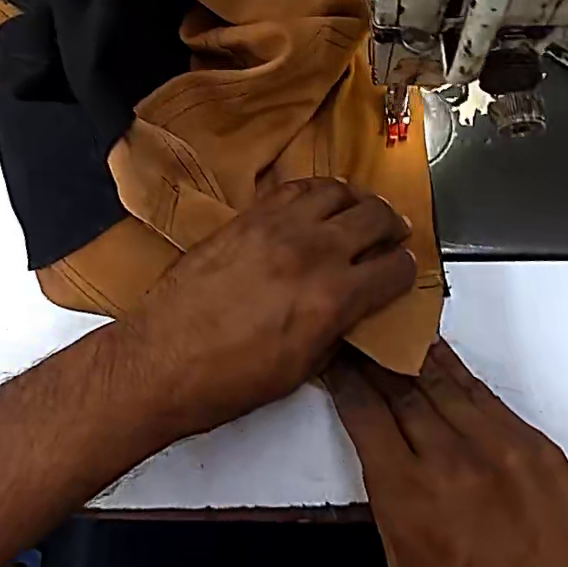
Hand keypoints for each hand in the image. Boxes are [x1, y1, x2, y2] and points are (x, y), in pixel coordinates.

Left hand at [122, 177, 416, 437]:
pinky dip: (316, 190)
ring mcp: (279, 226)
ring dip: (357, 199)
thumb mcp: (300, 369)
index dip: (406, 268)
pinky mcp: (249, 216)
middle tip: (393, 231)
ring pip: (337, 190)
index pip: (393, 268)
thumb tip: (352, 308)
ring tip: (359, 209)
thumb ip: (337, 329)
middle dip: (393, 224)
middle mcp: (313, 252)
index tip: (404, 268)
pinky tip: (317, 202)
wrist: (161, 359)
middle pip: (375, 216)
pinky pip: (295, 187)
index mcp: (333, 298)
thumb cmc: (226, 379)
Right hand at [326, 342, 567, 566]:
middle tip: (360, 338)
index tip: (336, 363)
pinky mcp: (536, 444)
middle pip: (402, 388)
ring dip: (413, 352)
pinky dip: (456, 371)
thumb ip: (389, 502)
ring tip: (394, 330)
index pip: (366, 415)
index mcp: (413, 501)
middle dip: (375, 359)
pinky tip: (439, 356)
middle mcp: (455, 463)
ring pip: (443, 380)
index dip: (345, 381)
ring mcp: (502, 448)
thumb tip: (377, 447)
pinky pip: (485, 393)